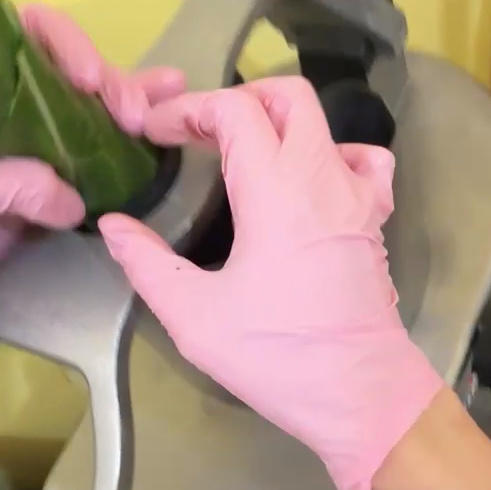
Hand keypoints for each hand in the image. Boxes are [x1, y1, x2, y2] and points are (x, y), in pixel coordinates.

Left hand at [0, 7, 183, 394]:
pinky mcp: (42, 190)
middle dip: (106, 84)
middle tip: (137, 117)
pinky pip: (88, 161)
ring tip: (172, 95)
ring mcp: (24, 150)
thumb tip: (76, 200)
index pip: (17, 41)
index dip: (60, 47)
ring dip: (127, 100)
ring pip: (83, 112)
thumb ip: (10, 186)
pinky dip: (122, 149)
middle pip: (62, 74)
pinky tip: (159, 136)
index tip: (87, 81)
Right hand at [97, 78, 442, 489]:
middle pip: (287, 96)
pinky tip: (309, 182)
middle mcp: (323, 177)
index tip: (157, 132)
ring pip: (325, 123)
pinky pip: (364, 162)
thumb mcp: (196, 318)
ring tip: (246, 153)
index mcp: (276, 191)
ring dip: (281, 122)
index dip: (189, 109)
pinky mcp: (376, 221)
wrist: (361, 393)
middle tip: (199, 133)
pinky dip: (332, 154)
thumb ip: (148, 264)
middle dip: (237, 99)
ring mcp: (358, 196)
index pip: (234, 110)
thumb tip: (115, 227)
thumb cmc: (279, 357)